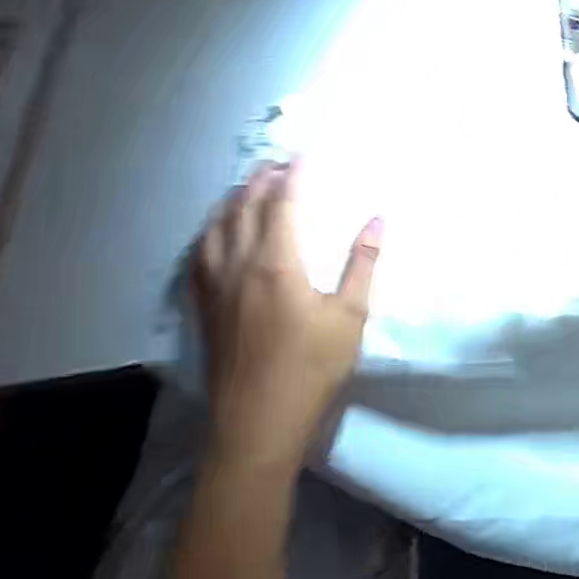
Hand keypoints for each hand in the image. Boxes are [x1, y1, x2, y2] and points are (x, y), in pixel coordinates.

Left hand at [190, 161, 382, 461]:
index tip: (302, 155)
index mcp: (276, 263)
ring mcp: (215, 286)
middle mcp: (239, 265)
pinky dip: (210, 233)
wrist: (257, 424)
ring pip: (215, 227)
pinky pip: (200, 255)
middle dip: (259, 179)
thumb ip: (363, 264)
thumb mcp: (350, 318)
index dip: (292, 174)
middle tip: (276, 164)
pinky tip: (216, 235)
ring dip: (231, 200)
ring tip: (246, 189)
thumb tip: (378, 219)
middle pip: (243, 207)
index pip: (281, 203)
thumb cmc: (311, 369)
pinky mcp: (204, 307)